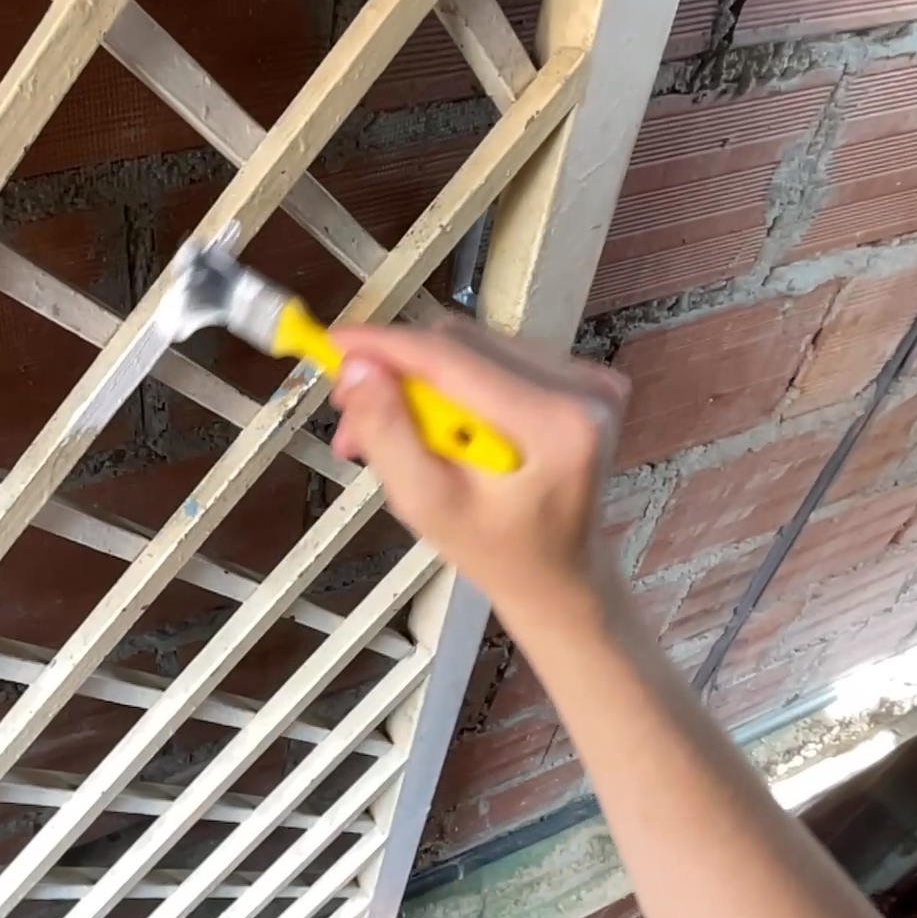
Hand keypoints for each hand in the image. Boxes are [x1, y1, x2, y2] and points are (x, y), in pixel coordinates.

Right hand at [327, 316, 629, 637]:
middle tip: (348, 413)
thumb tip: (356, 368)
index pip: (450, 357)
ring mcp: (586, 378)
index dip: (383, 343)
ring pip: (468, 347)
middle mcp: (580, 386)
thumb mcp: (424, 503)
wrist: (559, 575)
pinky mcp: (578, 377)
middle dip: (392, 370)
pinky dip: (444, 383)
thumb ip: (387, 433)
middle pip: (458, 344)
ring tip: (383, 430)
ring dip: (413, 379)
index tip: (331, 342)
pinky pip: (488, 358)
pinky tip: (428, 422)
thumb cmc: (490, 550)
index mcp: (553, 422)